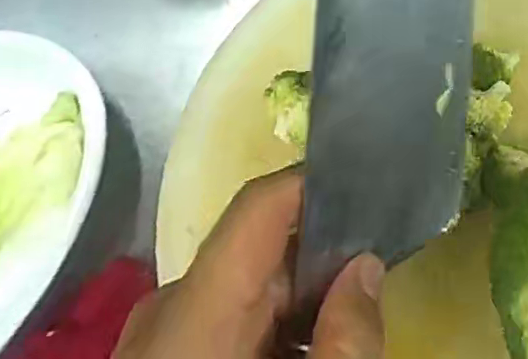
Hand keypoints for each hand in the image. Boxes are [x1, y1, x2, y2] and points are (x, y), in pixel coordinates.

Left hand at [113, 168, 384, 358]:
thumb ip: (348, 341)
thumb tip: (366, 266)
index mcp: (193, 313)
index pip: (260, 204)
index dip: (319, 185)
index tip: (373, 193)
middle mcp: (166, 312)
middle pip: (259, 248)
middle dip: (322, 258)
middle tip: (371, 284)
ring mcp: (155, 343)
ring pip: (245, 289)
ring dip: (298, 302)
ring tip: (340, 333)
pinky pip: (224, 324)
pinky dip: (269, 333)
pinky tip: (300, 358)